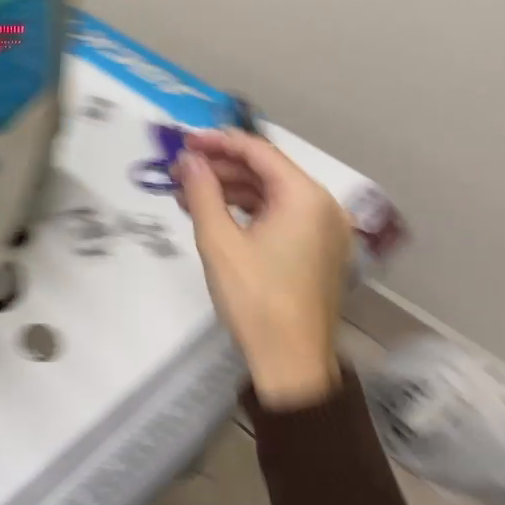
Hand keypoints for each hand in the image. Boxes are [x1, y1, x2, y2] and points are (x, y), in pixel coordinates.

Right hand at [175, 128, 351, 407]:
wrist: (291, 362)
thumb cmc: (255, 298)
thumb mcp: (218, 241)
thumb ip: (202, 191)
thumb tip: (188, 160)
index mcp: (305, 197)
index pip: (259, 151)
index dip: (218, 142)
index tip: (184, 142)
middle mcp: (323, 206)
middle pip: (266, 170)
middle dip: (220, 167)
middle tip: (179, 171)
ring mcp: (324, 229)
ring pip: (271, 193)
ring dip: (230, 189)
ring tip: (187, 194)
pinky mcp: (318, 250)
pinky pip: (280, 215)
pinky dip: (247, 210)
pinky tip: (213, 214)